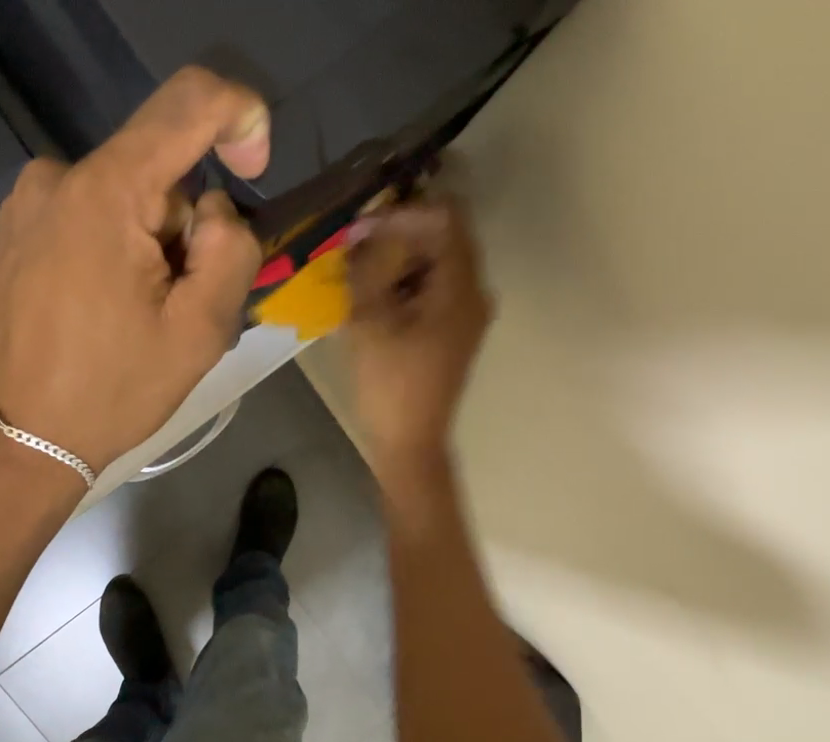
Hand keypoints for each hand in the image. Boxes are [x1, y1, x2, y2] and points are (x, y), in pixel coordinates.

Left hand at [0, 67, 269, 478]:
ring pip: (118, 201)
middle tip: (175, 308)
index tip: (253, 175)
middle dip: (181, 229)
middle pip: (154, 172)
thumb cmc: (112, 391)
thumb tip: (215, 212)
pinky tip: (94, 316)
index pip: (190, 102)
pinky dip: (102, 255)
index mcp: (105, 191)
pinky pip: (78, 222)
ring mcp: (20, 207)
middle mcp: (54, 178)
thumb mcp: (200, 332)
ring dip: (142, 247)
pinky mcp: (5, 237)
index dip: (240, 119)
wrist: (18, 440)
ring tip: (132, 321)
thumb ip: (232, 250)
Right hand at [343, 197, 492, 470]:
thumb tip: (360, 231)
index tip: (363, 223)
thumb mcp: (370, 321)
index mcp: (461, 286)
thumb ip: (367, 267)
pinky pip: (432, 288)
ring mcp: (466, 313)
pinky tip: (373, 294)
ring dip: (398, 257)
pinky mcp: (454, 331)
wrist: (410, 443)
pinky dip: (404, 281)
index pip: (444, 217)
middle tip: (355, 241)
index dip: (402, 211)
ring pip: (436, 262)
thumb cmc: (391, 384)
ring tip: (358, 267)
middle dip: (398, 232)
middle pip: (443, 237)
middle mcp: (474, 292)